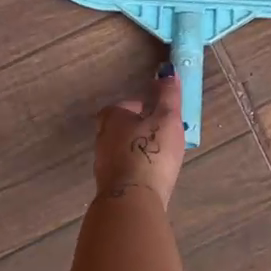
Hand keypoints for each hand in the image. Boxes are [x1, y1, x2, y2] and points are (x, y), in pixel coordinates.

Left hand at [93, 65, 186, 207]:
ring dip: (135, 150)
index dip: (137, 107)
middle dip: (136, 129)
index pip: (120, 106)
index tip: (155, 113)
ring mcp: (103, 166)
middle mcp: (102, 140)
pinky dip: (135, 169)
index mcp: (112, 119)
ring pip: (119, 151)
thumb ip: (168, 95)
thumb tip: (167, 71)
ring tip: (159, 155)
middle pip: (117, 129)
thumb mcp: (167, 118)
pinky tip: (152, 175)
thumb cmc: (150, 151)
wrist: (133, 199)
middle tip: (158, 133)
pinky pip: (124, 171)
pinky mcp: (110, 187)